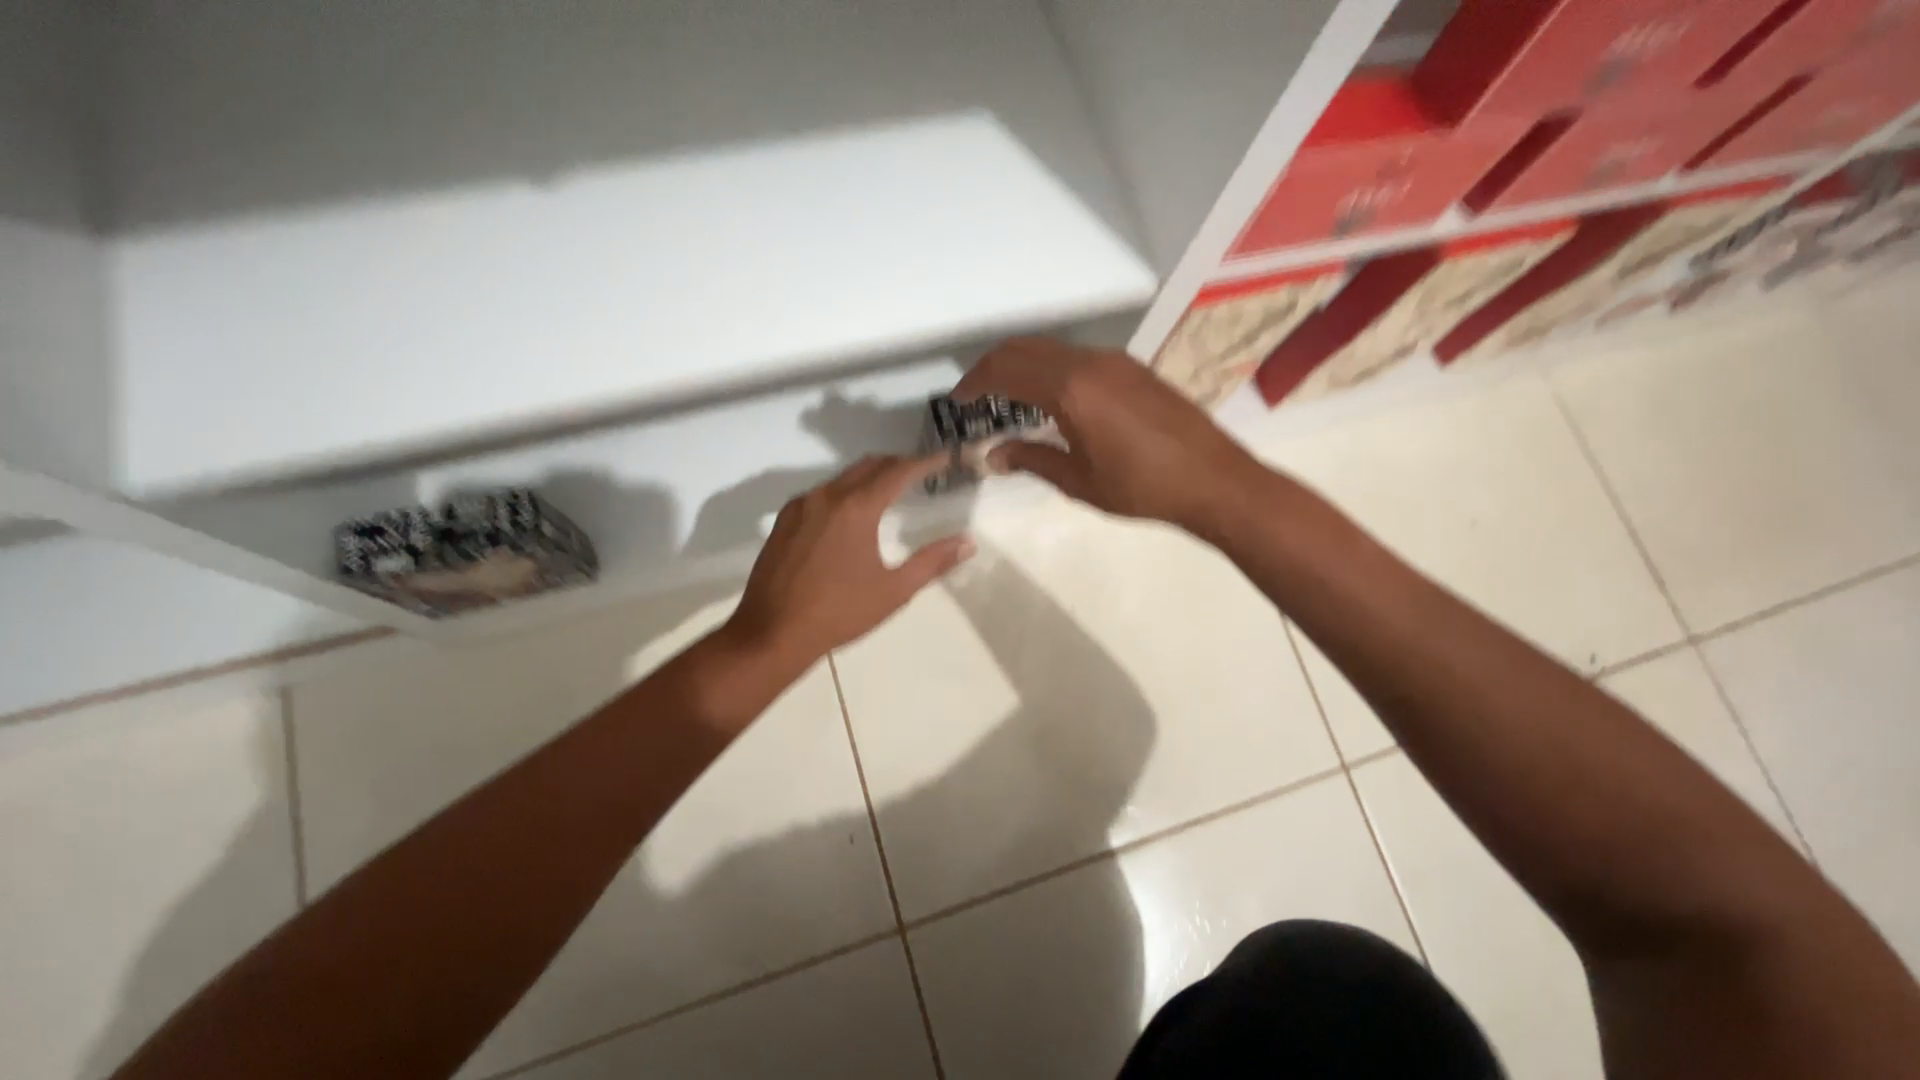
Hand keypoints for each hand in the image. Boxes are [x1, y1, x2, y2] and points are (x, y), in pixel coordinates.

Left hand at [724, 456, 973, 663]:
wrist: (772, 632)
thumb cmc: (839, 612)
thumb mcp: (894, 590)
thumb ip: (932, 562)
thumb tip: (968, 543)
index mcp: (856, 508)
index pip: (898, 471)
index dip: (926, 462)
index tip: (946, 457)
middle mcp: (826, 496)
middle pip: (869, 465)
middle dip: (898, 464)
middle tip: (922, 472)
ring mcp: (800, 506)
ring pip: (842, 477)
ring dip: (869, 477)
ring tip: (890, 492)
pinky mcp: (784, 521)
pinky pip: (821, 494)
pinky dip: (844, 493)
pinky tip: (851, 516)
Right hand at [953, 337, 1264, 532]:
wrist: (1213, 480)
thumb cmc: (1141, 488)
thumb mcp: (1078, 481)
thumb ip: (1031, 460)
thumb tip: (994, 455)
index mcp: (1070, 389)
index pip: (1005, 371)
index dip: (974, 383)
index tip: (958, 401)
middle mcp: (1089, 363)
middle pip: (1024, 349)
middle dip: (993, 367)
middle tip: (975, 395)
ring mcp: (1115, 361)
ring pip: (1052, 349)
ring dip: (1023, 365)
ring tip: (1008, 398)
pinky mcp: (1133, 368)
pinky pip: (1077, 357)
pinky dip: (1051, 369)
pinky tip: (1052, 399)